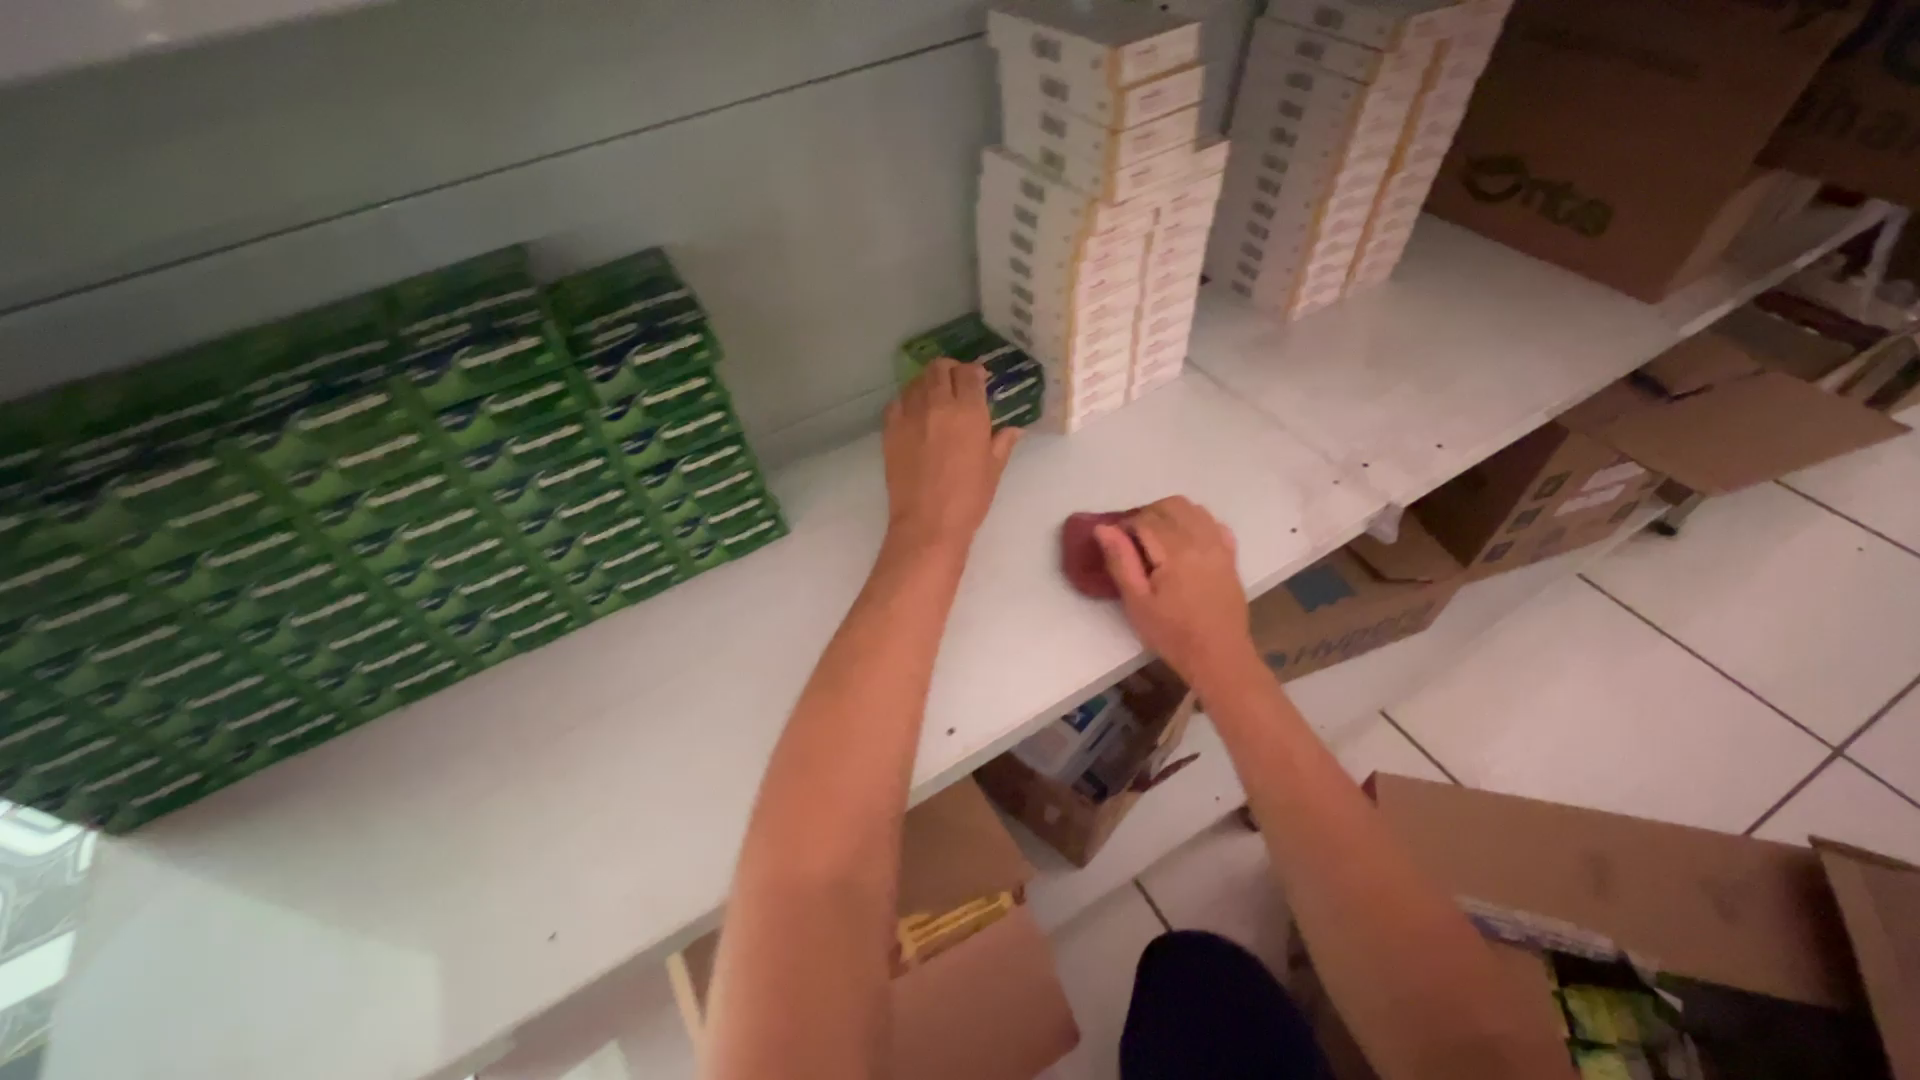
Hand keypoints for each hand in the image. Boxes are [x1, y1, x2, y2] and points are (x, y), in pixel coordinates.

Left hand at [882, 358, 1019, 552]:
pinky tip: (914, 413)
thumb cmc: (968, 499)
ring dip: (928, 382)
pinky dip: (907, 400)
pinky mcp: (890, 429)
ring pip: (916, 381)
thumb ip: (1002, 443)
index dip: (975, 373)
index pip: (970, 374)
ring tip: (934, 396)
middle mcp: (938, 404)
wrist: (928, 523)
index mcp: (969, 412)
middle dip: (950, 370)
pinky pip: (897, 401)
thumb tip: (1013, 429)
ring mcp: (910, 415)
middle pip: (940, 368)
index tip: (978, 380)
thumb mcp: (993, 470)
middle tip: (955, 383)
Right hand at [1094, 497, 1261, 692]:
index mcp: (1176, 551)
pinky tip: (1184, 542)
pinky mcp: (1230, 556)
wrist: (1219, 656)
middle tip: (1133, 540)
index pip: (1145, 518)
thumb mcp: (1137, 602)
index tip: (1115, 543)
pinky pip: (1213, 523)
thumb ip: (1120, 561)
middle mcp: (1201, 540)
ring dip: (1170, 514)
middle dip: (1147, 515)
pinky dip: (1195, 522)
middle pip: (1170, 506)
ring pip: (1193, 509)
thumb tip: (1104, 528)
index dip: (1125, 525)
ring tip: (1156, 539)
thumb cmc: (1172, 634)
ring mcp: (1219, 546)